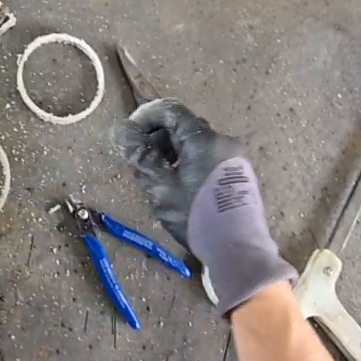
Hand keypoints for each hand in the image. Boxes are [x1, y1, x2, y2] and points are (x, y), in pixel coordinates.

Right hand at [111, 101, 294, 315]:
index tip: (128, 136)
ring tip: (157, 180)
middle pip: (183, 128)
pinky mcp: (238, 175)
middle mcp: (222, 141)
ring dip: (171, 155)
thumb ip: (140, 156)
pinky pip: (206, 158)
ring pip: (194, 145)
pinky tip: (178, 189)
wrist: (238, 250)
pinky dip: (187, 164)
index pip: (170, 111)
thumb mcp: (160, 187)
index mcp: (203, 139)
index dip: (145, 118)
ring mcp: (233, 158)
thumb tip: (122, 131)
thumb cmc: (196, 216)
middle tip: (139, 164)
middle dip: (156, 140)